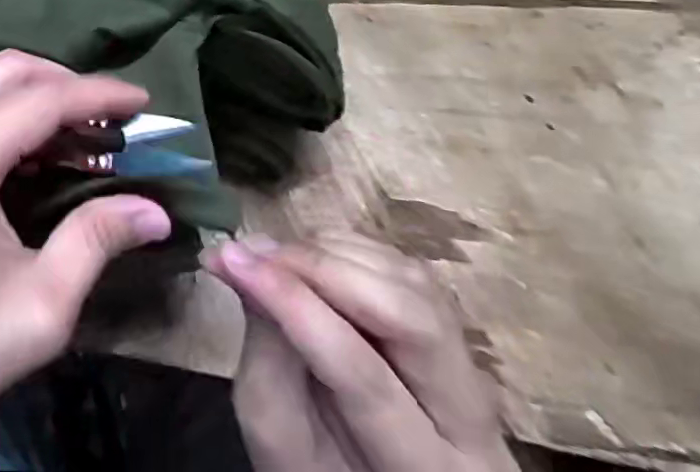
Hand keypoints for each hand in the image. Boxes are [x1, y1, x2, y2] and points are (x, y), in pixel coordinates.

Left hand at [0, 51, 172, 470]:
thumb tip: (154, 210)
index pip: (40, 100)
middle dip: (66, 81)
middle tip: (115, 118)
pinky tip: (47, 153)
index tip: (146, 102)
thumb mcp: (40, 304)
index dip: (98, 94)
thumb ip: (96, 241)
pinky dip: (13, 116)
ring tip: (91, 134)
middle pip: (6, 71)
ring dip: (39, 96)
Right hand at [205, 232, 517, 471]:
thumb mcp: (275, 430)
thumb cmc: (315, 464)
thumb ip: (263, 352)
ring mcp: (470, 368)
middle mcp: (470, 417)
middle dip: (319, 268)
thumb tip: (241, 264)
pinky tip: (304, 260)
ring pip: (409, 282)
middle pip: (410, 317)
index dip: (290, 305)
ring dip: (327, 253)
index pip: (361, 373)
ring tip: (270, 257)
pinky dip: (343, 249)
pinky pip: (404, 269)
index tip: (229, 258)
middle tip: (254, 253)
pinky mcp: (453, 331)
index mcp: (424, 468)